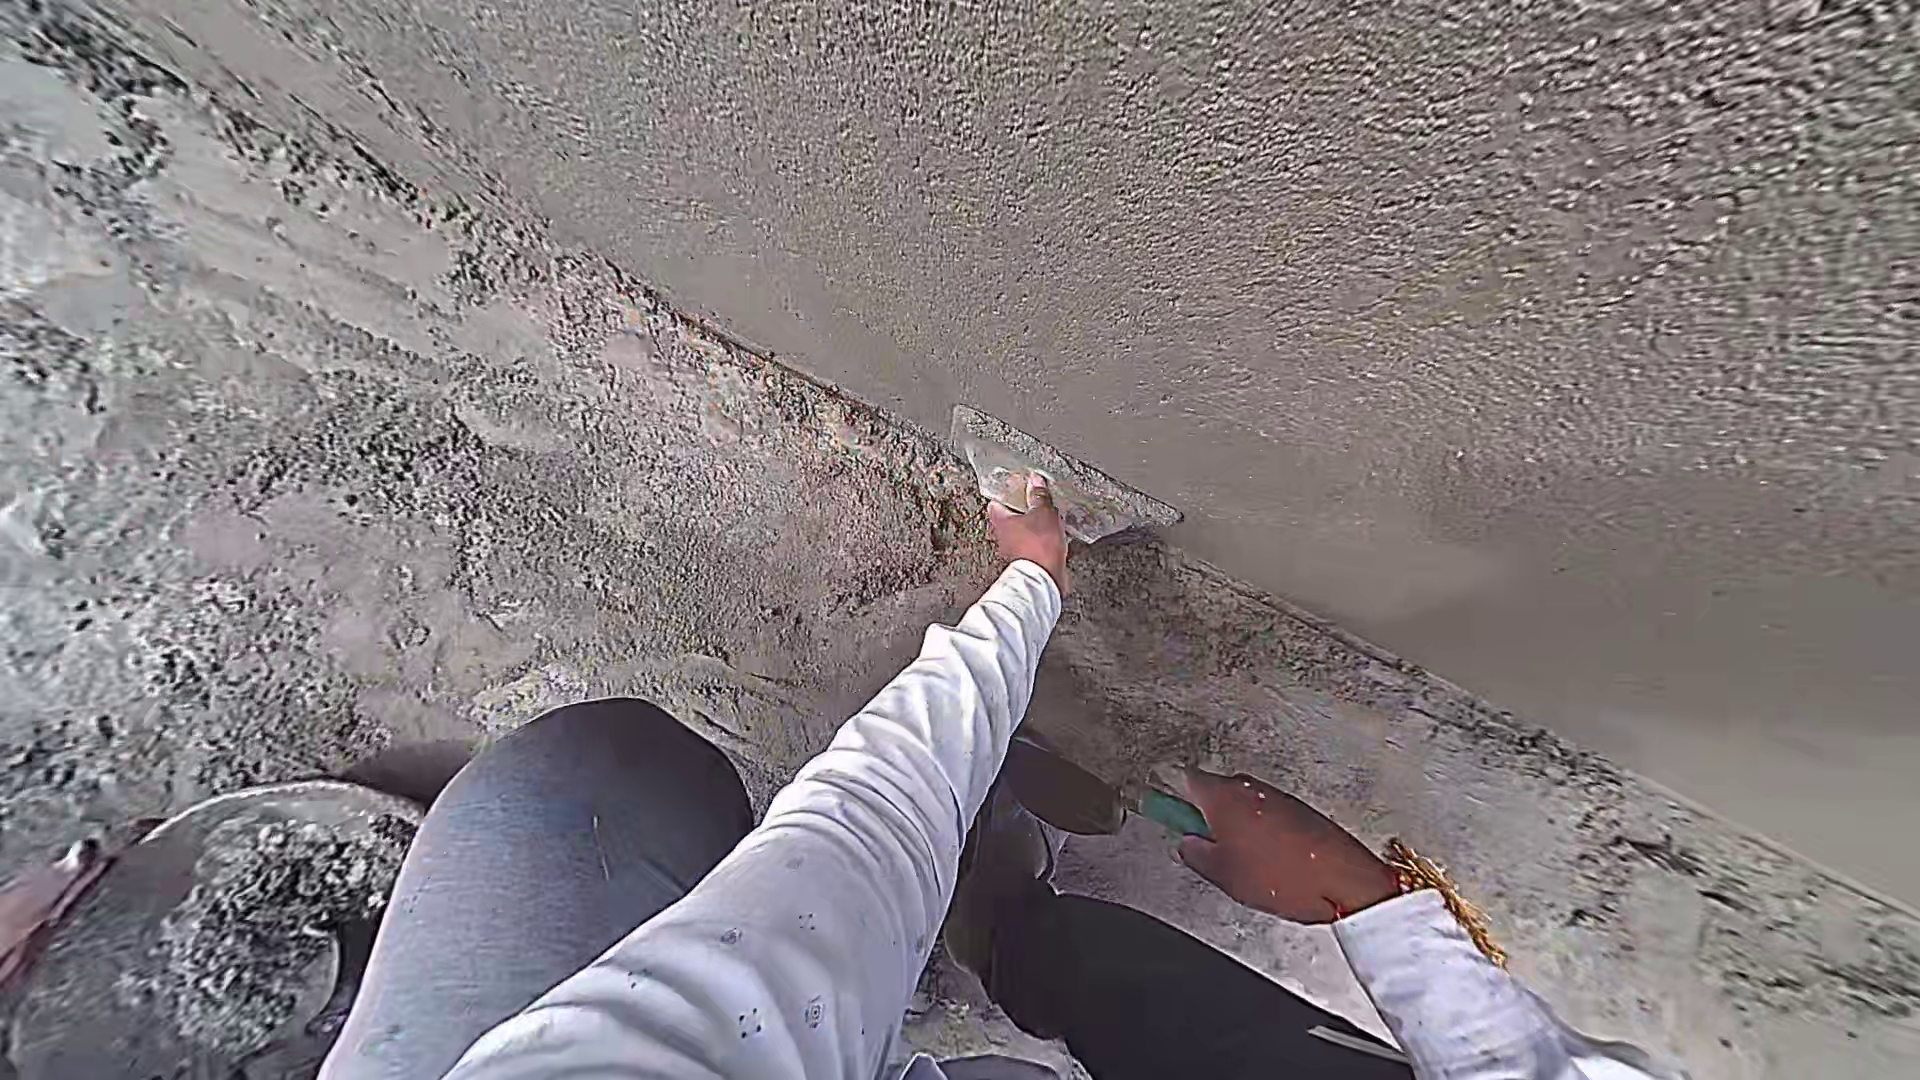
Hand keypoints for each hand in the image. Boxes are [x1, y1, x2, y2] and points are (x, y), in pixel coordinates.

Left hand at [987, 474, 1068, 594]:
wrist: (1043, 578)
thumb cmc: (1038, 546)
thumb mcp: (1043, 513)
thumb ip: (1039, 496)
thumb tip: (1035, 481)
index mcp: (1001, 521)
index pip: (996, 503)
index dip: (1005, 494)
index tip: (1016, 488)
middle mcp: (1003, 537)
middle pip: (1009, 518)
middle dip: (1022, 511)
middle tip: (1035, 502)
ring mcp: (1014, 551)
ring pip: (1022, 533)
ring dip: (1033, 527)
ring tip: (1048, 519)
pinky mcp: (1026, 562)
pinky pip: (1033, 546)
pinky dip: (1041, 541)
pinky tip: (1054, 538)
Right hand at [1175, 769, 1399, 922]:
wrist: (1345, 882)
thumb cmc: (1282, 875)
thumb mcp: (1223, 874)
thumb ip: (1195, 853)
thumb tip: (1187, 844)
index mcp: (1221, 795)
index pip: (1185, 778)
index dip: (1174, 795)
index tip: (1172, 810)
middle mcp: (1247, 786)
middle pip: (1214, 792)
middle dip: (1210, 815)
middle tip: (1212, 846)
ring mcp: (1274, 795)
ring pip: (1243, 804)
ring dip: (1239, 824)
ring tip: (1249, 861)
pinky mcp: (1298, 808)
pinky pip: (1268, 813)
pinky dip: (1264, 830)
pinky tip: (1274, 861)